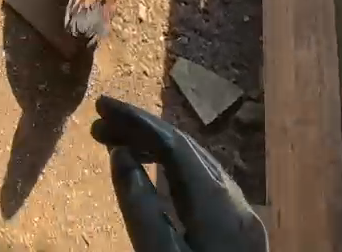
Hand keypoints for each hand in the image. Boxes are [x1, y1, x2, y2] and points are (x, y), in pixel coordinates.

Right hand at [90, 95, 266, 251]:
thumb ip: (138, 205)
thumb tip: (120, 156)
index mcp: (219, 207)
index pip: (172, 144)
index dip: (135, 120)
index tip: (100, 105)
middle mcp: (236, 205)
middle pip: (185, 148)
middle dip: (140, 129)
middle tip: (99, 126)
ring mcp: (242, 220)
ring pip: (195, 163)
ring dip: (154, 147)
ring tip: (116, 146)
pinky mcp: (239, 235)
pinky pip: (201, 182)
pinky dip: (170, 167)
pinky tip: (149, 173)